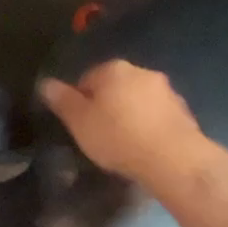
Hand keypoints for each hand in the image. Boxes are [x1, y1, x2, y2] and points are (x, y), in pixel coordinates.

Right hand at [39, 60, 211, 186]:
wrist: (171, 157)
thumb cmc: (117, 138)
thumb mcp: (79, 123)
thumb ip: (62, 101)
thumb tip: (45, 83)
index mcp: (112, 69)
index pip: (87, 78)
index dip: (79, 102)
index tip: (79, 125)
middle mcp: (140, 70)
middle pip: (115, 86)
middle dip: (107, 105)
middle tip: (99, 134)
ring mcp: (165, 89)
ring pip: (137, 98)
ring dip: (129, 113)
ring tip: (123, 142)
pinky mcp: (181, 108)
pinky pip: (156, 114)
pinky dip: (148, 124)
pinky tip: (144, 145)